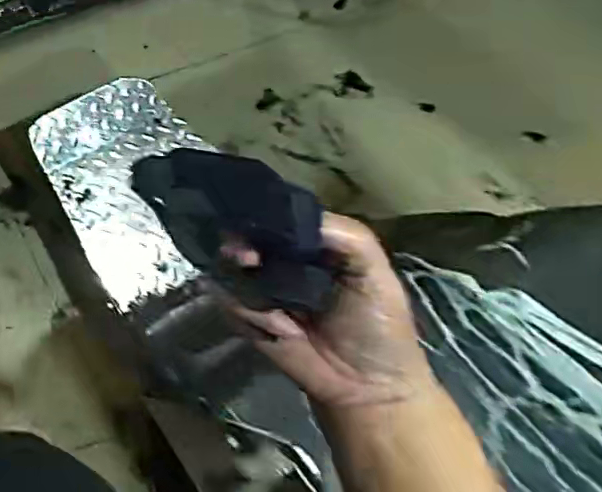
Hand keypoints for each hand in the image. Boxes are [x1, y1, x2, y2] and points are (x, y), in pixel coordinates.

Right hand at [223, 214, 435, 412]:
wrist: (369, 389)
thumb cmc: (377, 325)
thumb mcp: (374, 271)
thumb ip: (344, 235)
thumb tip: (287, 215)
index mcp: (301, 242)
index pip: (269, 213)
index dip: (259, 212)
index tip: (254, 218)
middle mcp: (272, 256)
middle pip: (237, 233)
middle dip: (237, 240)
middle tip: (248, 256)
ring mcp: (254, 284)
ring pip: (224, 262)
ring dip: (239, 275)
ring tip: (263, 293)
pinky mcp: (241, 312)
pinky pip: (224, 297)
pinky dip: (244, 308)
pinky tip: (273, 324)